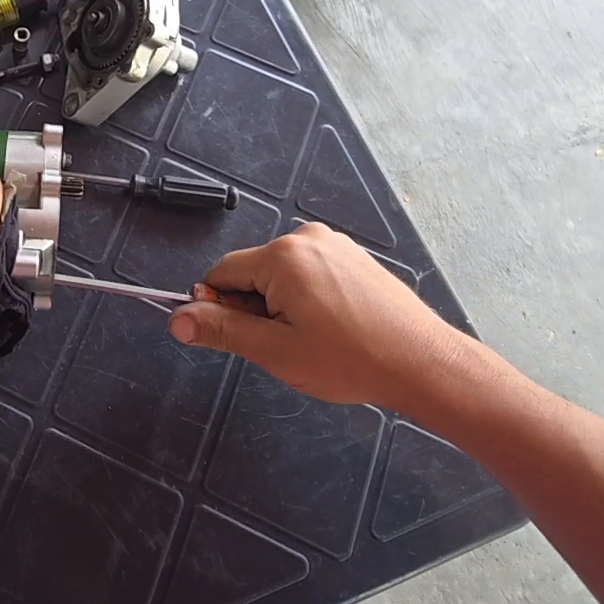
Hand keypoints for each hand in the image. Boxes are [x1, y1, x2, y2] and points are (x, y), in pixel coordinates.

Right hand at [167, 223, 464, 408]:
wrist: (425, 365)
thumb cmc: (352, 360)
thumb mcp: (275, 351)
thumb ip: (221, 330)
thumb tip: (178, 319)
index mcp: (283, 256)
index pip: (221, 273)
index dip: (221, 308)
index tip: (244, 337)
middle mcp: (307, 238)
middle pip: (252, 272)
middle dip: (257, 308)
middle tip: (286, 344)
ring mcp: (334, 245)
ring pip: (281, 275)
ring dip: (283, 305)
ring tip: (315, 339)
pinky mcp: (353, 257)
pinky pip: (309, 273)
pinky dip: (308, 298)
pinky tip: (333, 327)